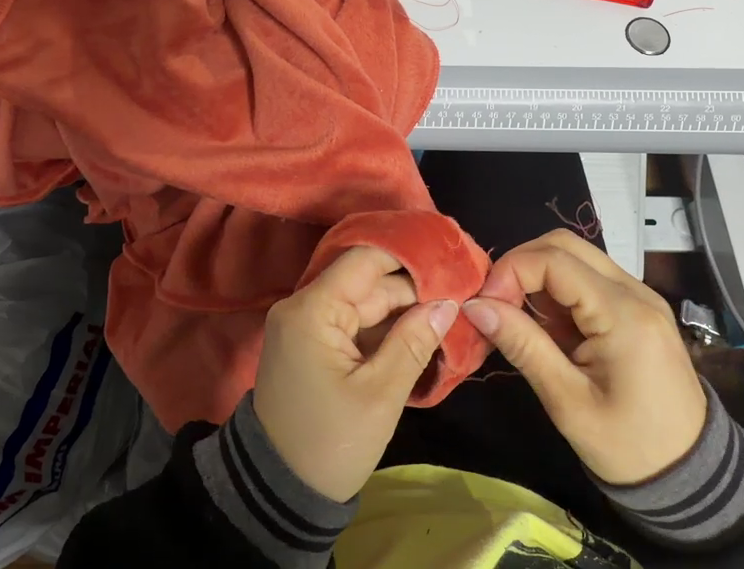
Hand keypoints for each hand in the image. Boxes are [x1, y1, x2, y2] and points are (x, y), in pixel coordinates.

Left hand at [254, 246, 460, 500]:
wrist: (281, 486)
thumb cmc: (332, 441)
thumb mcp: (380, 394)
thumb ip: (413, 341)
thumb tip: (449, 302)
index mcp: (312, 309)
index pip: (364, 261)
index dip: (407, 257)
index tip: (450, 259)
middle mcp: (302, 305)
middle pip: (365, 282)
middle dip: (411, 287)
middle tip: (462, 290)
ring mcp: (304, 324)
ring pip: (361, 302)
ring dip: (400, 308)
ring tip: (450, 307)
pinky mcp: (310, 343)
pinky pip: (351, 322)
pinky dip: (382, 327)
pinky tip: (419, 329)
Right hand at [462, 230, 706, 484]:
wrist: (691, 476)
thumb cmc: (628, 446)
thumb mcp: (567, 401)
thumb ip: (523, 345)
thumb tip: (474, 306)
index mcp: (623, 314)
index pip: (553, 259)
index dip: (510, 271)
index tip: (485, 306)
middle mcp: (635, 292)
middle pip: (563, 245)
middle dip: (519, 265)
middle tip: (495, 303)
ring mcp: (639, 298)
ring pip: (574, 257)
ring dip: (536, 276)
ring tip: (515, 317)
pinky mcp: (636, 309)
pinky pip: (587, 279)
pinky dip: (555, 290)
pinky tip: (544, 326)